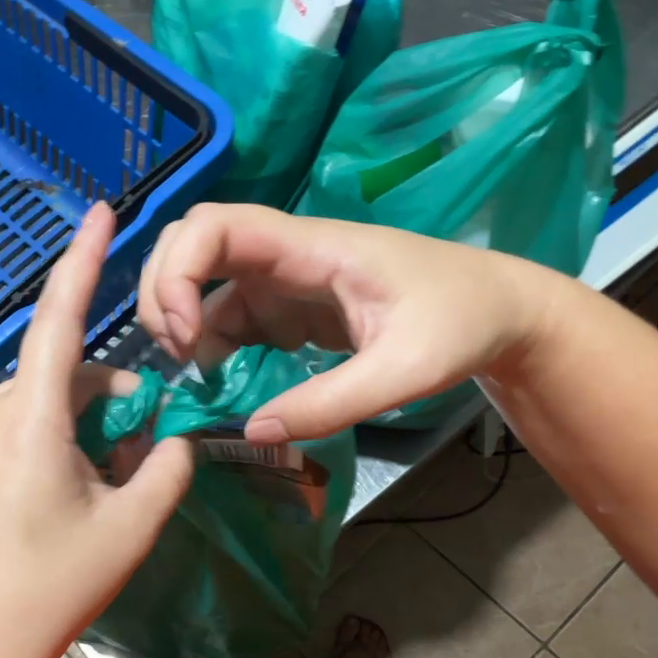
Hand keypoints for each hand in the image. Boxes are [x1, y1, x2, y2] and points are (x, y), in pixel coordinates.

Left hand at [0, 203, 195, 657]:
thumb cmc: (58, 587)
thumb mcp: (131, 528)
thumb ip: (165, 470)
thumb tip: (170, 437)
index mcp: (32, 422)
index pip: (59, 320)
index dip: (82, 261)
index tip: (99, 211)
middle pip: (57, 371)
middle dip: (106, 391)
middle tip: (139, 439)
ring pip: (23, 393)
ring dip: (65, 406)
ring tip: (93, 456)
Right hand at [138, 203, 567, 443]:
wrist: (496, 312)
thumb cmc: (459, 324)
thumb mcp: (405, 372)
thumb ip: (331, 404)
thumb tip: (251, 431)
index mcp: (310, 247)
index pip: (214, 226)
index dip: (177, 271)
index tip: (184, 334)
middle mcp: (282, 255)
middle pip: (187, 242)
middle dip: (161, 293)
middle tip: (178, 357)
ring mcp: (278, 281)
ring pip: (196, 280)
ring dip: (177, 322)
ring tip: (195, 378)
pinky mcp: (283, 309)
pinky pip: (223, 317)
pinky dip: (205, 346)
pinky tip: (217, 383)